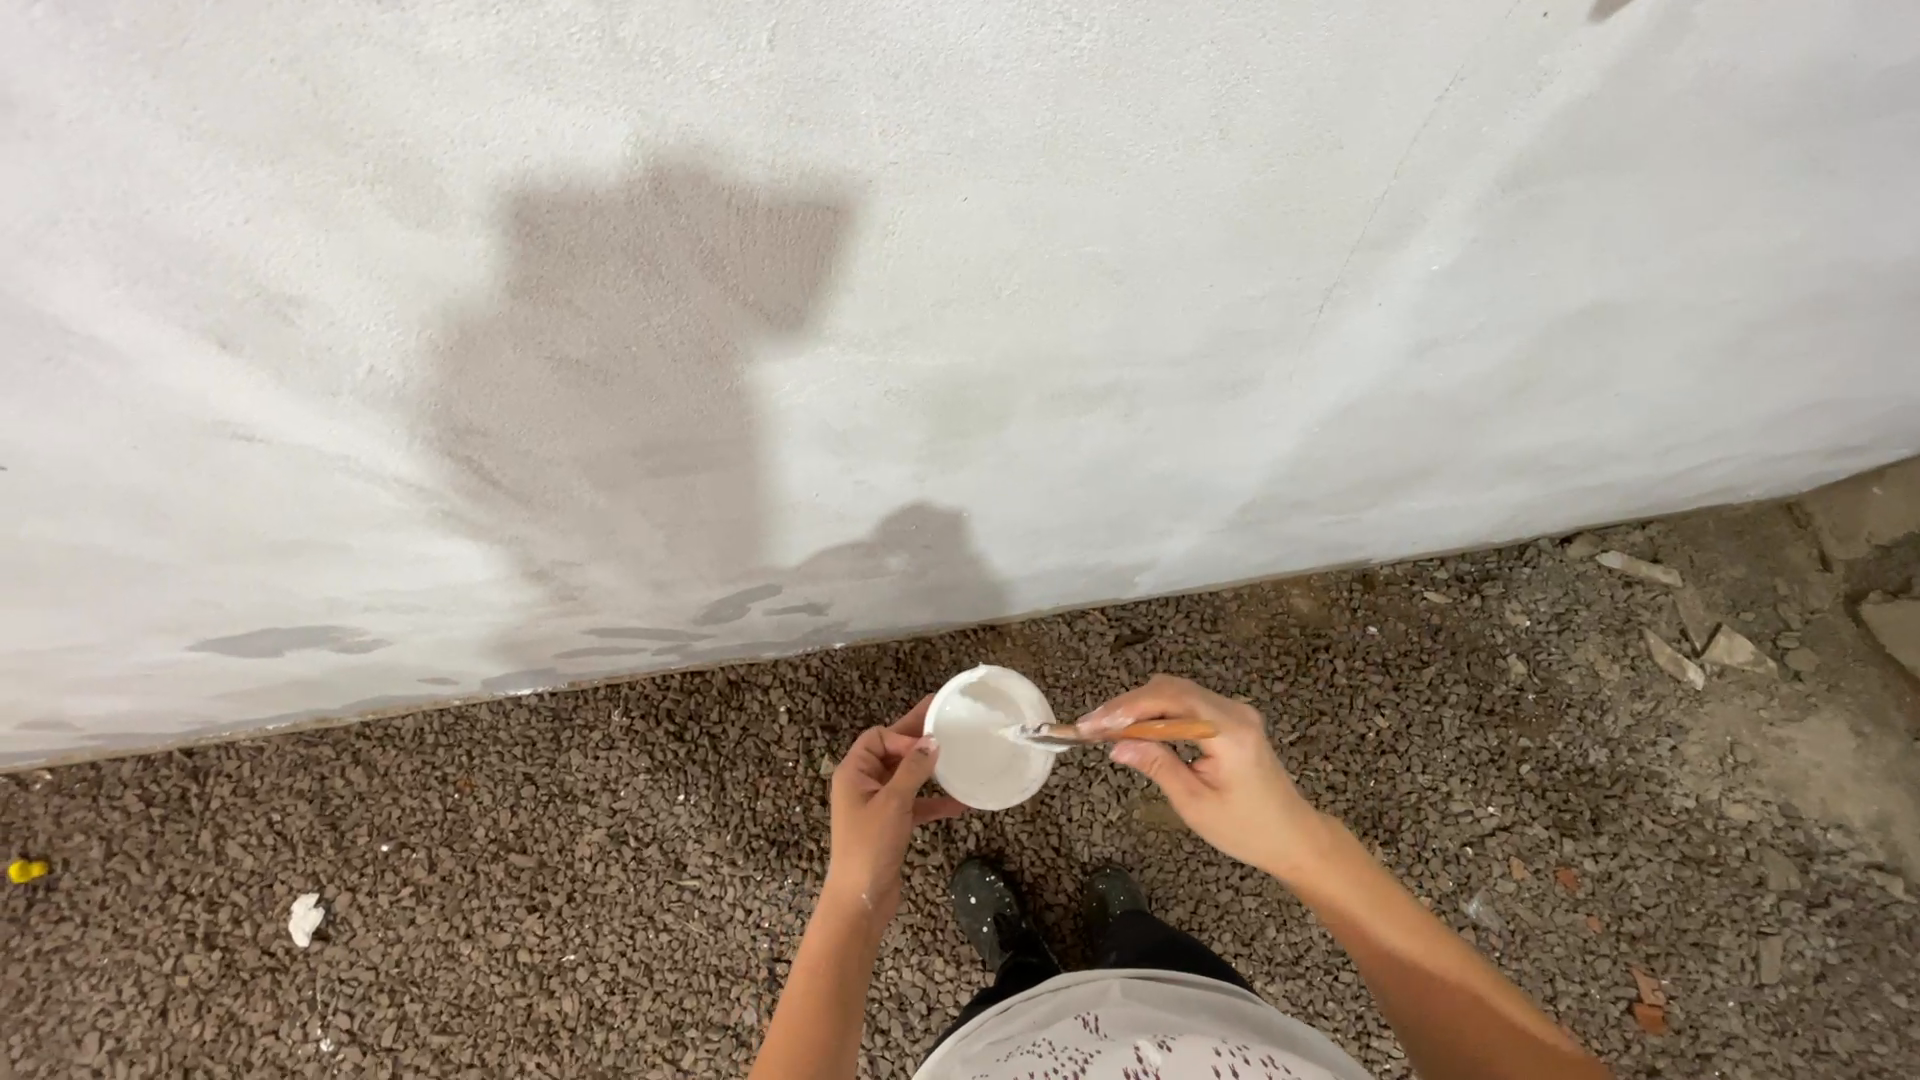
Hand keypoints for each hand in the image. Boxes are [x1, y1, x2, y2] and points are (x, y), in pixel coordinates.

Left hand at [823, 695, 966, 921]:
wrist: (861, 900)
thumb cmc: (870, 845)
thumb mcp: (893, 802)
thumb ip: (913, 769)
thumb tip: (932, 741)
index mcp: (853, 772)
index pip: (878, 738)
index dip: (902, 735)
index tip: (928, 745)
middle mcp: (863, 784)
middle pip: (893, 753)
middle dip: (918, 739)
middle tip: (946, 718)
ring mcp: (877, 805)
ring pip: (906, 777)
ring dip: (930, 771)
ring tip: (958, 757)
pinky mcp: (891, 824)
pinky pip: (915, 804)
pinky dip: (933, 801)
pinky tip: (960, 802)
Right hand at [1080, 675, 1329, 881]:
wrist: (1294, 837)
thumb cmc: (1246, 829)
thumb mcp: (1195, 803)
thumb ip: (1157, 765)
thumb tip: (1117, 745)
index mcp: (1227, 732)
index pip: (1168, 700)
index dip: (1125, 708)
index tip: (1093, 724)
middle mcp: (1233, 711)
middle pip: (1170, 688)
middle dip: (1127, 704)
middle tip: (1093, 725)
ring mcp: (1235, 712)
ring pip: (1176, 692)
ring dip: (1140, 706)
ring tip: (1108, 728)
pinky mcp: (1233, 719)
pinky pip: (1188, 703)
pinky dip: (1158, 711)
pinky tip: (1138, 729)